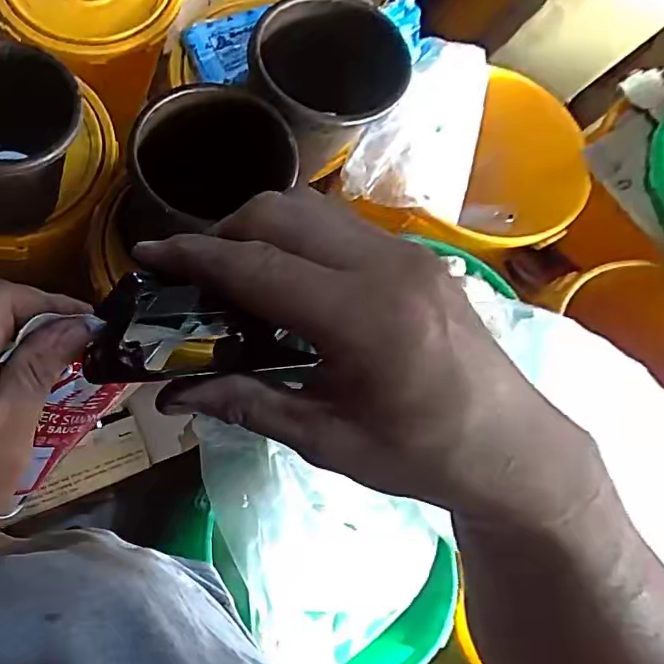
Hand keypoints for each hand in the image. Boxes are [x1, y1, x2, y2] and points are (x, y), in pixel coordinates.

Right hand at [134, 189, 605, 528]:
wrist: (516, 449)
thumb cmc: (419, 454)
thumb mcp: (323, 439)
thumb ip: (244, 402)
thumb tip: (171, 395)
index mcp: (363, 317)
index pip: (258, 265)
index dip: (193, 256)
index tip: (147, 252)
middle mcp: (386, 266)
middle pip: (280, 213)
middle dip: (221, 234)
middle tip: (188, 276)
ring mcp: (406, 254)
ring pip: (309, 209)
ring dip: (256, 230)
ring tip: (227, 276)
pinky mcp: (414, 257)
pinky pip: (335, 226)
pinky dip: (291, 239)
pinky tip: (280, 283)